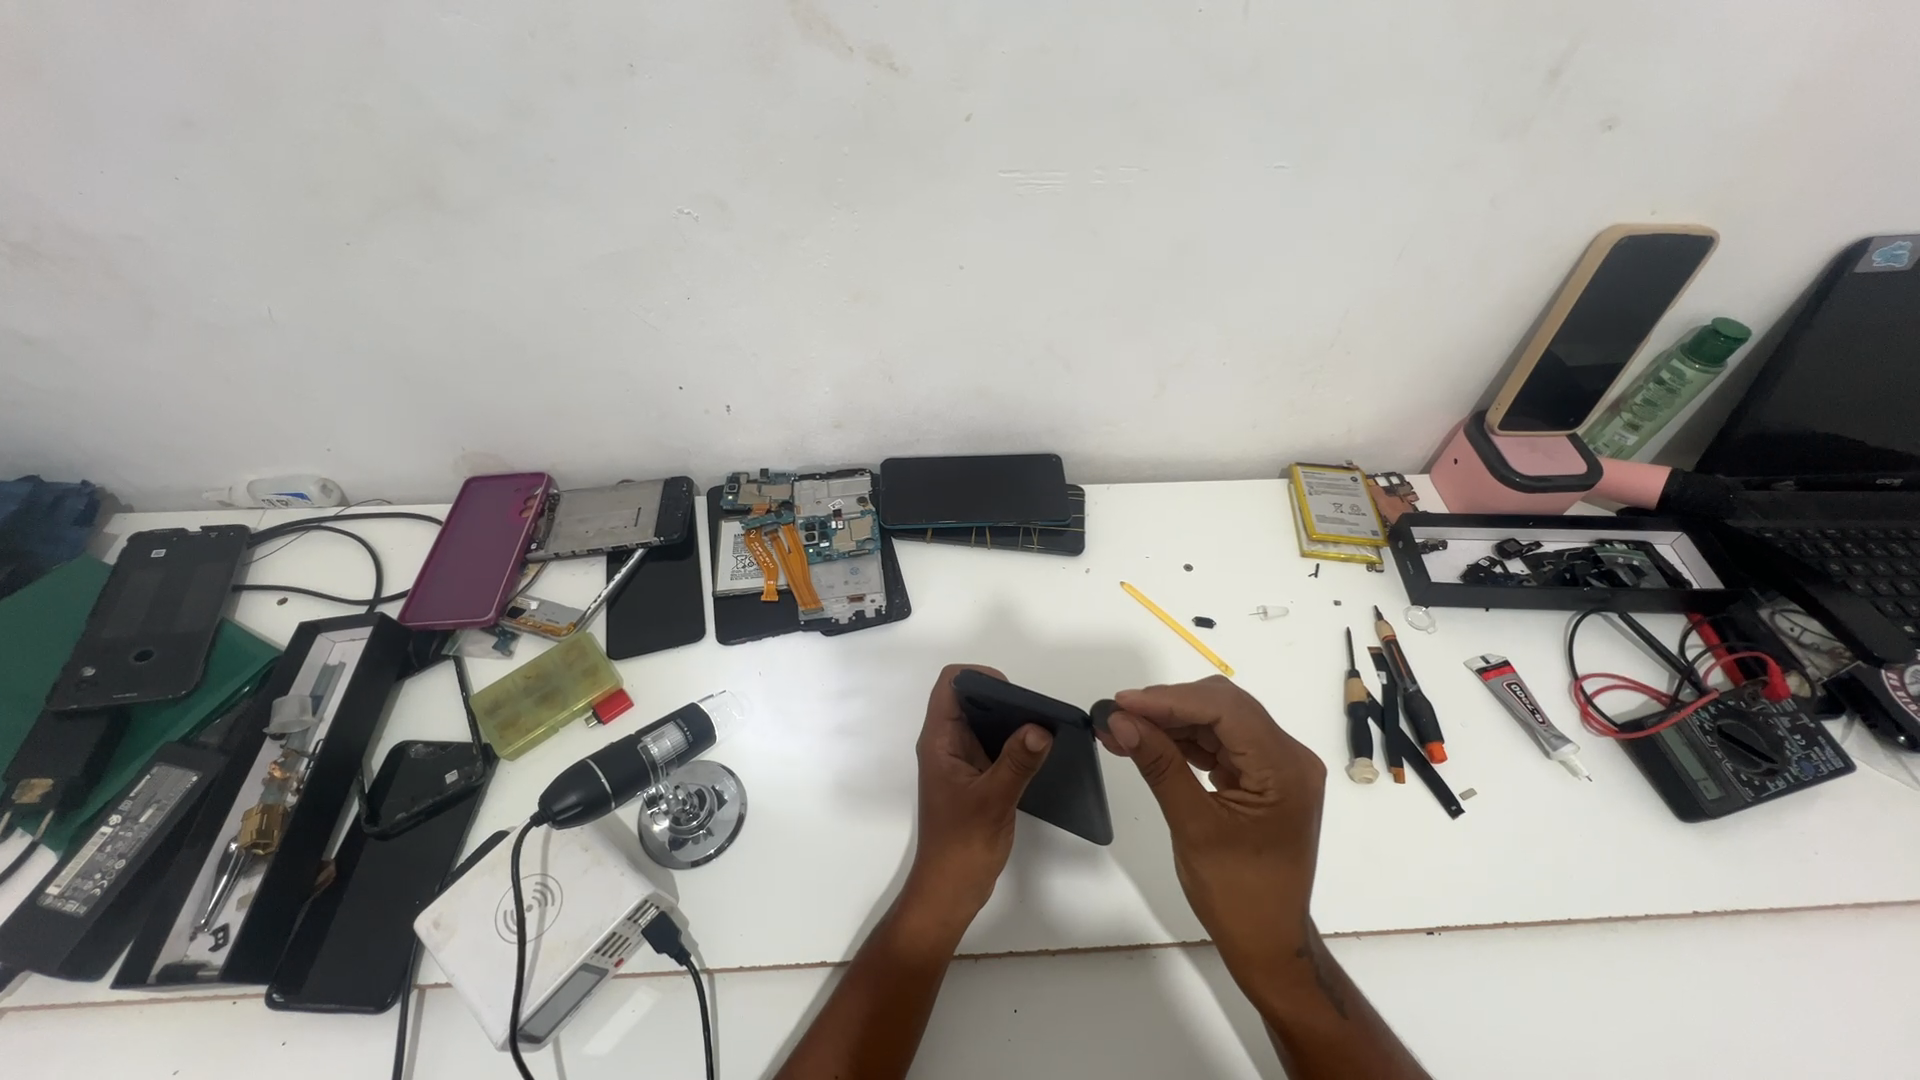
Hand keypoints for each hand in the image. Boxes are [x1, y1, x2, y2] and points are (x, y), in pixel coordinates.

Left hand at [905, 664, 1053, 924]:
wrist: (950, 890)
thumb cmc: (962, 844)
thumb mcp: (994, 800)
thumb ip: (1018, 762)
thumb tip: (1041, 728)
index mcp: (939, 740)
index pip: (950, 685)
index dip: (979, 676)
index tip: (1013, 691)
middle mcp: (946, 744)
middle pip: (969, 699)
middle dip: (1002, 696)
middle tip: (1035, 711)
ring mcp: (960, 761)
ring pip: (983, 722)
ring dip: (1010, 719)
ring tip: (1043, 727)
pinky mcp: (974, 777)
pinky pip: (993, 745)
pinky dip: (1013, 741)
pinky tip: (1038, 750)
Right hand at [1098, 676, 1326, 977]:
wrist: (1269, 942)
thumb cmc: (1236, 893)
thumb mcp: (1193, 826)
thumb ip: (1159, 765)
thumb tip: (1121, 720)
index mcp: (1285, 769)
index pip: (1226, 710)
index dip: (1170, 699)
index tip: (1122, 703)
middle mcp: (1290, 757)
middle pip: (1225, 707)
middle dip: (1169, 705)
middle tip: (1118, 714)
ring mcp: (1279, 767)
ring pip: (1220, 721)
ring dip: (1172, 721)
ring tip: (1124, 727)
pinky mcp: (1264, 777)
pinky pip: (1222, 743)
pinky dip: (1186, 740)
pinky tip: (1150, 742)